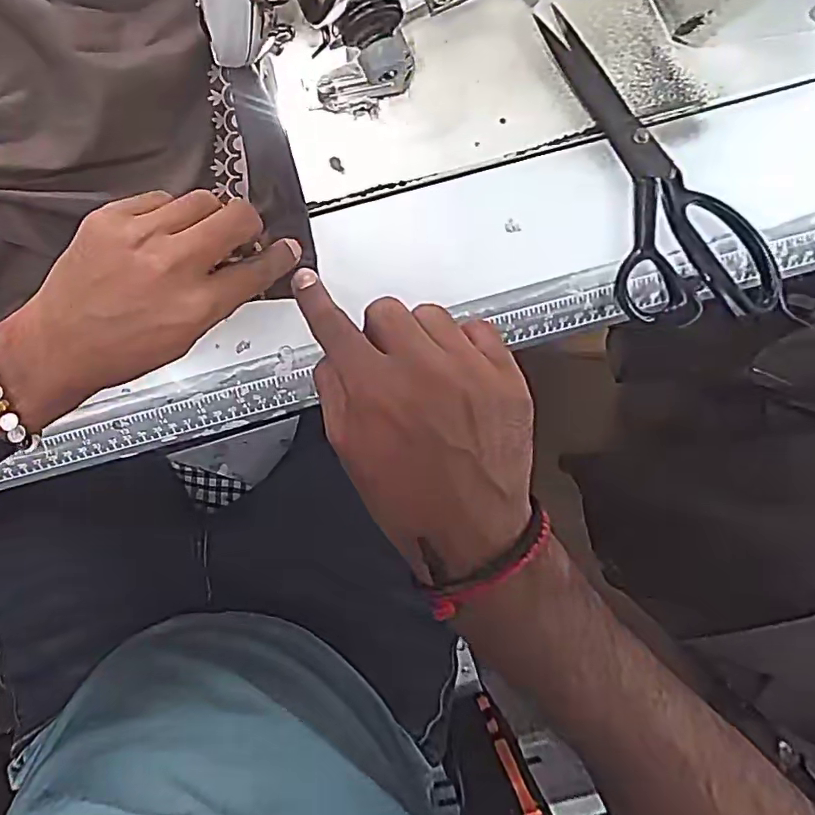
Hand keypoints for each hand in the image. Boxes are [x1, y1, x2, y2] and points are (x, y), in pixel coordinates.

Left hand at [0, 191, 299, 429]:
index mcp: (196, 306)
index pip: (256, 269)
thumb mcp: (183, 339)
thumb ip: (217, 301)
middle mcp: (172, 266)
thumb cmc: (115, 351)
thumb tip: (241, 272)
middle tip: (241, 232)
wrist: (57, 344)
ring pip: (201, 199)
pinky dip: (165, 212)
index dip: (277, 256)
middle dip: (248, 224)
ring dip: (207, 215)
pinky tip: (156, 231)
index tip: (284, 248)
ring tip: (193, 232)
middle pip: (237, 217)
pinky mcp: (111, 219)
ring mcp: (139, 237)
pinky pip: (158, 198)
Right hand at [292, 269, 534, 584]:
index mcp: (373, 390)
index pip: (334, 327)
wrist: (474, 532)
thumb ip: (334, 394)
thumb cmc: (409, 498)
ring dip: (419, 337)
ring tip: (426, 373)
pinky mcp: (505, 375)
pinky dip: (461, 344)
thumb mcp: (349, 450)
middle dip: (378, 333)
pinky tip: (456, 373)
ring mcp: (467, 369)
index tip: (309, 282)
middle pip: (385, 310)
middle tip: (387, 363)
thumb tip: (331, 358)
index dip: (316, 301)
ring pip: (429, 314)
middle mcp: (419, 370)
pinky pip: (475, 327)